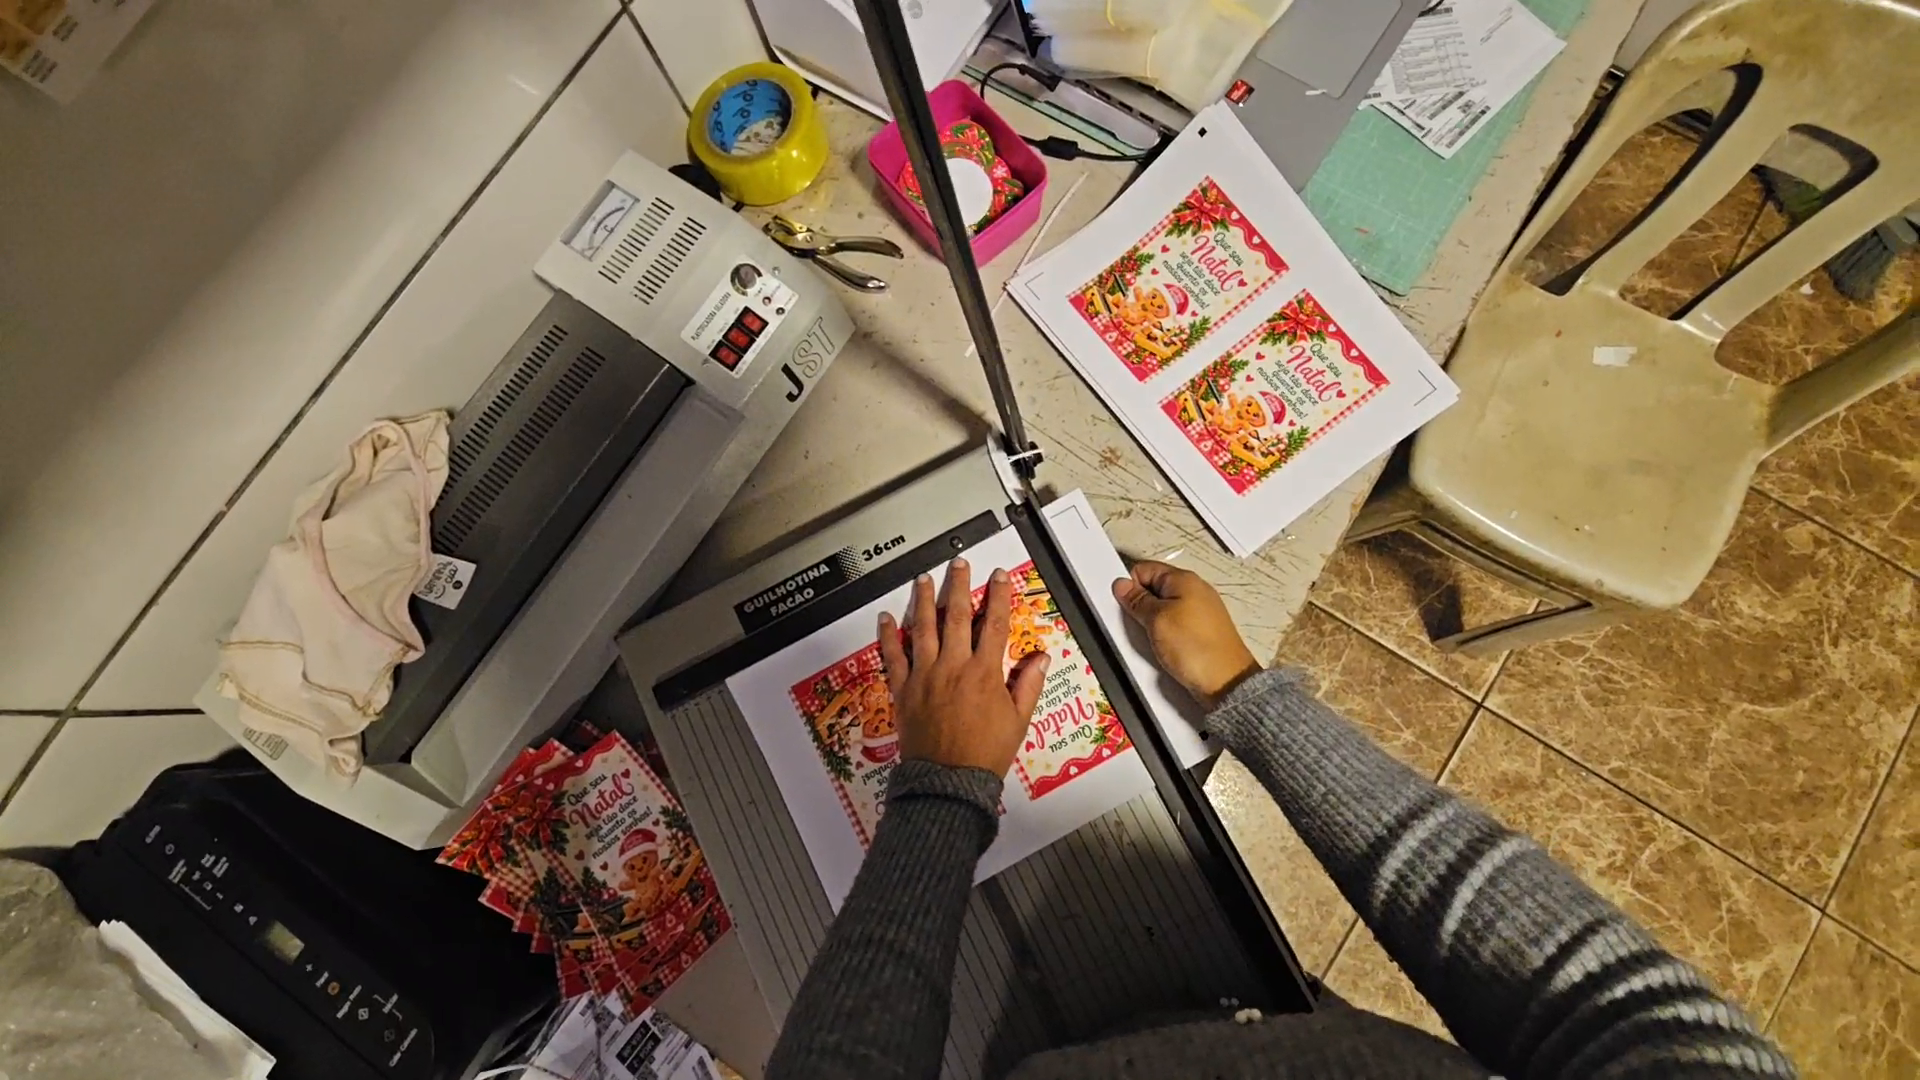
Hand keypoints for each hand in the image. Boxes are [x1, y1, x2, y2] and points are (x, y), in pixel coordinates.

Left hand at [879, 558, 1051, 775]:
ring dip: (924, 600)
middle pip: (956, 616)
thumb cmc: (985, 753)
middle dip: (959, 586)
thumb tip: (1041, 658)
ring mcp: (925, 675)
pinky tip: (886, 618)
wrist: (948, 782)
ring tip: (924, 579)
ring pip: (924, 628)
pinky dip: (888, 636)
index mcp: (984, 672)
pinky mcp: (903, 689)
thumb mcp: (1018, 720)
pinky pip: (893, 657)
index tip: (998, 576)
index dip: (998, 596)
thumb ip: (1028, 685)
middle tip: (959, 564)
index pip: (994, 624)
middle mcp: (953, 666)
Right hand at [1111, 560, 1260, 707]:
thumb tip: (1122, 585)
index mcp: (1184, 580)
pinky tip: (1164, 649)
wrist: (1226, 683)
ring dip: (1151, 624)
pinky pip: (1172, 626)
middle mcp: (1194, 591)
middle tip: (1140, 625)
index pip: (1144, 569)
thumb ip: (1136, 600)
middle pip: (1153, 589)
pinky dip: (1163, 636)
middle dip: (1141, 606)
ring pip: (1161, 610)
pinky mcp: (1199, 631)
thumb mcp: (1156, 620)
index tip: (1126, 605)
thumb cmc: (1195, 647)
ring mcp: (1198, 612)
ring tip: (1154, 640)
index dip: (1130, 585)